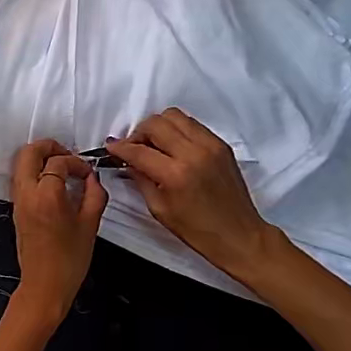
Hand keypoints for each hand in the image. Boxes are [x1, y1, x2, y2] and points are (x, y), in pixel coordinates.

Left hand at [8, 139, 107, 319]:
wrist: (44, 286)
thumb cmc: (70, 260)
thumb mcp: (90, 224)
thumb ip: (94, 194)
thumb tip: (92, 178)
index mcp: (47, 195)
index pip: (58, 161)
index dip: (76, 162)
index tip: (88, 173)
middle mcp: (27, 194)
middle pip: (28, 153)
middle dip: (49, 147)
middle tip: (68, 155)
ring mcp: (18, 202)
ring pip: (21, 165)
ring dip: (40, 159)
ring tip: (62, 169)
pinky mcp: (16, 210)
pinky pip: (22, 180)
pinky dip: (35, 173)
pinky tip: (54, 184)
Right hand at [106, 108, 287, 278]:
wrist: (238, 234)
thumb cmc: (198, 230)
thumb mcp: (160, 209)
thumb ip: (141, 180)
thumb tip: (128, 163)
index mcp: (176, 174)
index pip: (139, 150)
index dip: (120, 148)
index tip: (112, 148)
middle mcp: (194, 153)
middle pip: (156, 123)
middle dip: (138, 133)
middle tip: (134, 148)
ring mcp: (211, 146)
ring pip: (175, 116)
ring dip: (158, 127)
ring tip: (154, 145)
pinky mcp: (221, 145)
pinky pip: (193, 124)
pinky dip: (177, 130)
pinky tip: (173, 147)